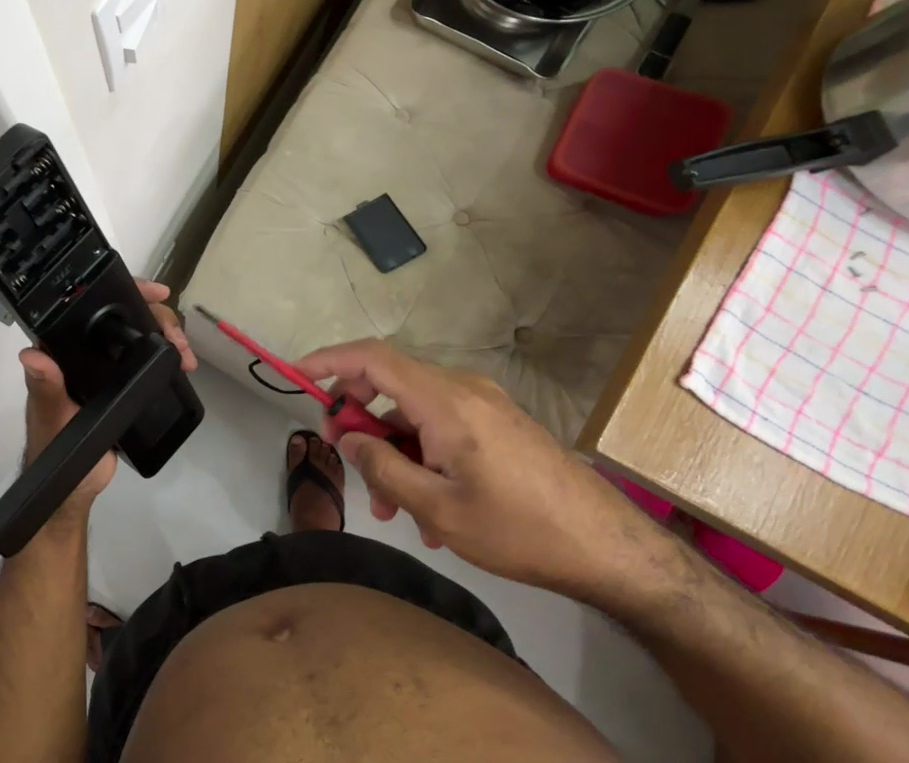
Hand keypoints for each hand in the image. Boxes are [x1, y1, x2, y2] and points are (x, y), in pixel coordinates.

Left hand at [17, 279, 195, 513]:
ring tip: (186, 356)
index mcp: (59, 350)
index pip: (88, 306)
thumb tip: (31, 355)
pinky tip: (182, 362)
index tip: (154, 292)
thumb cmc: (54, 444)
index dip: (120, 291)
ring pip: (138, 335)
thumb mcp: (52, 414)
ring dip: (166, 336)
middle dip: (155, 317)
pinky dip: (165, 355)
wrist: (73, 485)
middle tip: (179, 338)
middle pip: (121, 317)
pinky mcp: (120, 383)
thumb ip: (45, 386)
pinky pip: (144, 358)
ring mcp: (103, 366)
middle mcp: (80, 352)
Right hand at [294, 339, 663, 601]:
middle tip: (344, 461)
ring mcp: (484, 406)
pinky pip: (440, 425)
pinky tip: (427, 508)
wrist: (612, 549)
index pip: (372, 358)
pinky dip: (419, 454)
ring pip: (413, 412)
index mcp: (446, 402)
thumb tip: (348, 438)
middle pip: (388, 383)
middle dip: (357, 420)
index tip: (296, 375)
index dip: (329, 359)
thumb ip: (382, 467)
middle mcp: (463, 390)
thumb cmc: (520, 529)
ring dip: (390, 450)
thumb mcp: (438, 508)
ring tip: (390, 510)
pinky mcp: (498, 425)